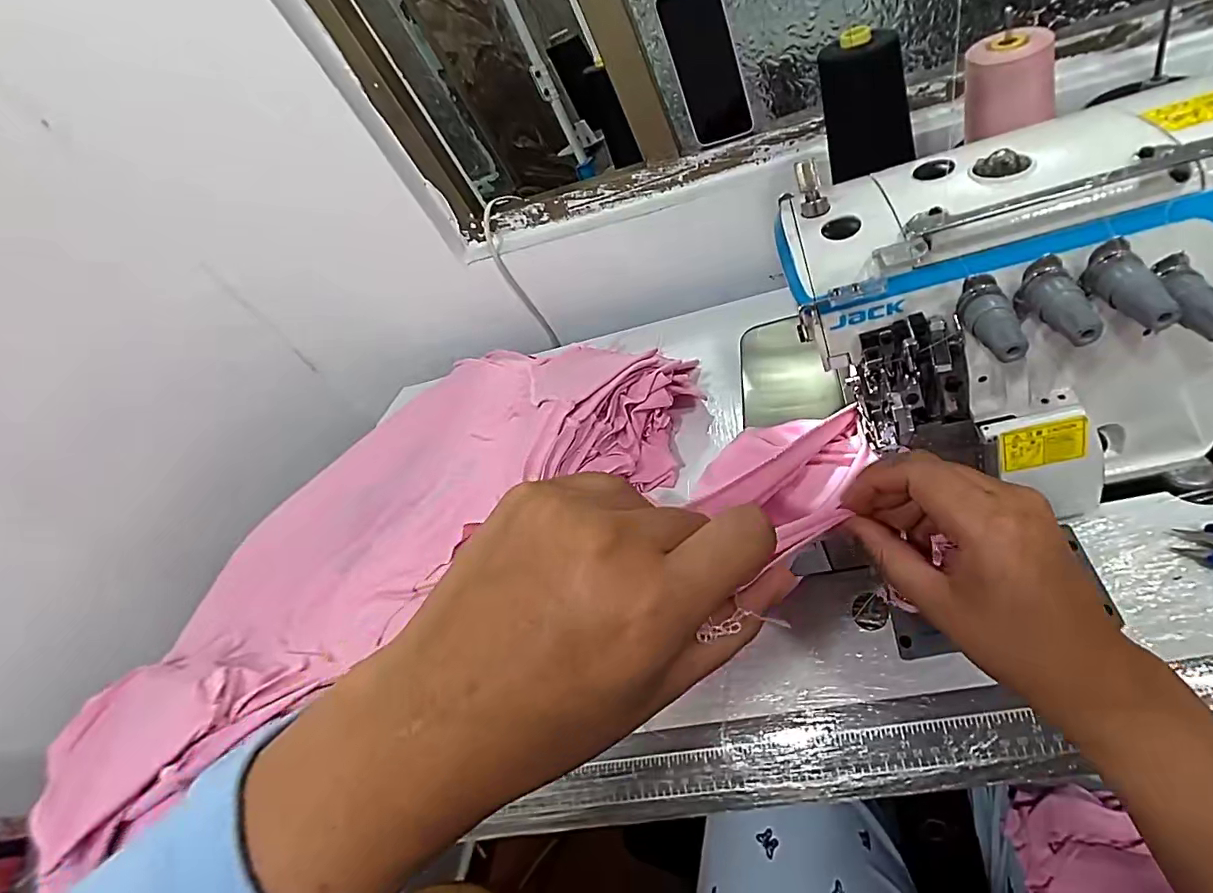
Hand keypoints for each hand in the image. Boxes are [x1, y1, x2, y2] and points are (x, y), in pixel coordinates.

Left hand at [244, 473, 795, 892]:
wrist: (432, 715)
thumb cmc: (553, 721)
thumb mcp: (655, 691)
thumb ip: (729, 627)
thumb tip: (779, 575)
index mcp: (655, 600)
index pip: (748, 528)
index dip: (748, 549)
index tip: (725, 572)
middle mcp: (617, 539)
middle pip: (694, 519)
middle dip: (681, 556)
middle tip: (636, 600)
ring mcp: (568, 506)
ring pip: (646, 504)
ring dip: (637, 536)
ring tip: (589, 582)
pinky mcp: (532, 490)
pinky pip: (598, 491)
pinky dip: (594, 520)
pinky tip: (557, 562)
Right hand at [842, 451, 1128, 705]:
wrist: (1084, 668)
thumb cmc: (1021, 648)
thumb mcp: (938, 603)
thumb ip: (889, 556)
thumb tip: (859, 527)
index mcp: (987, 522)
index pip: (916, 472)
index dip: (875, 482)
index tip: (852, 503)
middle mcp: (1010, 500)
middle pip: (931, 469)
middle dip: (891, 491)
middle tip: (866, 521)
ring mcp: (1024, 502)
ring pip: (951, 478)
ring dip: (916, 500)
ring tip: (897, 539)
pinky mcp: (1029, 511)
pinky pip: (974, 492)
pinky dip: (943, 508)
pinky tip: (930, 541)